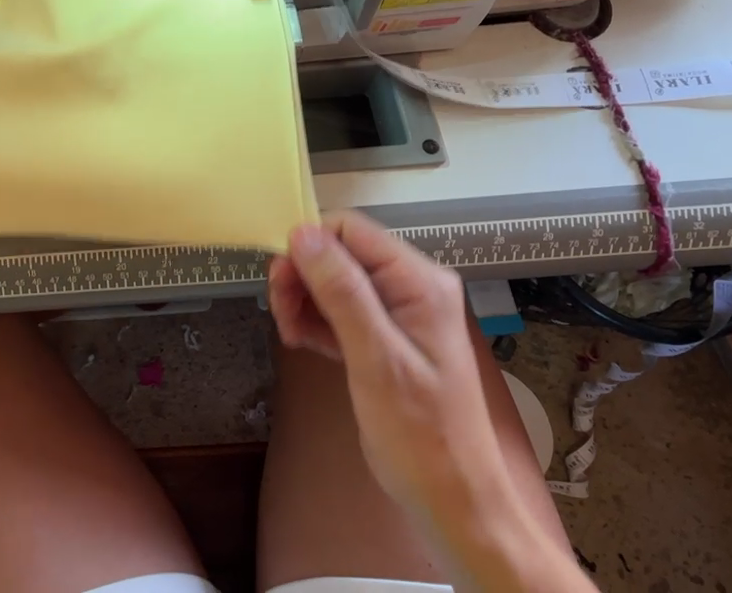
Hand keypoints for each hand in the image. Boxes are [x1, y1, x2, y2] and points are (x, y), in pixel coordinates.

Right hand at [266, 212, 507, 518]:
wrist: (451, 500)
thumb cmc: (420, 433)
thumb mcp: (376, 359)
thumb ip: (342, 292)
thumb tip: (302, 233)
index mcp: (419, 282)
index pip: (351, 230)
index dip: (309, 246)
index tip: (280, 281)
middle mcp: (410, 288)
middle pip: (339, 254)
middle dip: (302, 276)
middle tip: (280, 312)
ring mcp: (398, 314)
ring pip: (333, 282)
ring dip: (303, 300)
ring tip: (289, 334)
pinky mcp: (383, 339)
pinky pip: (339, 311)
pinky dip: (314, 321)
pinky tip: (300, 342)